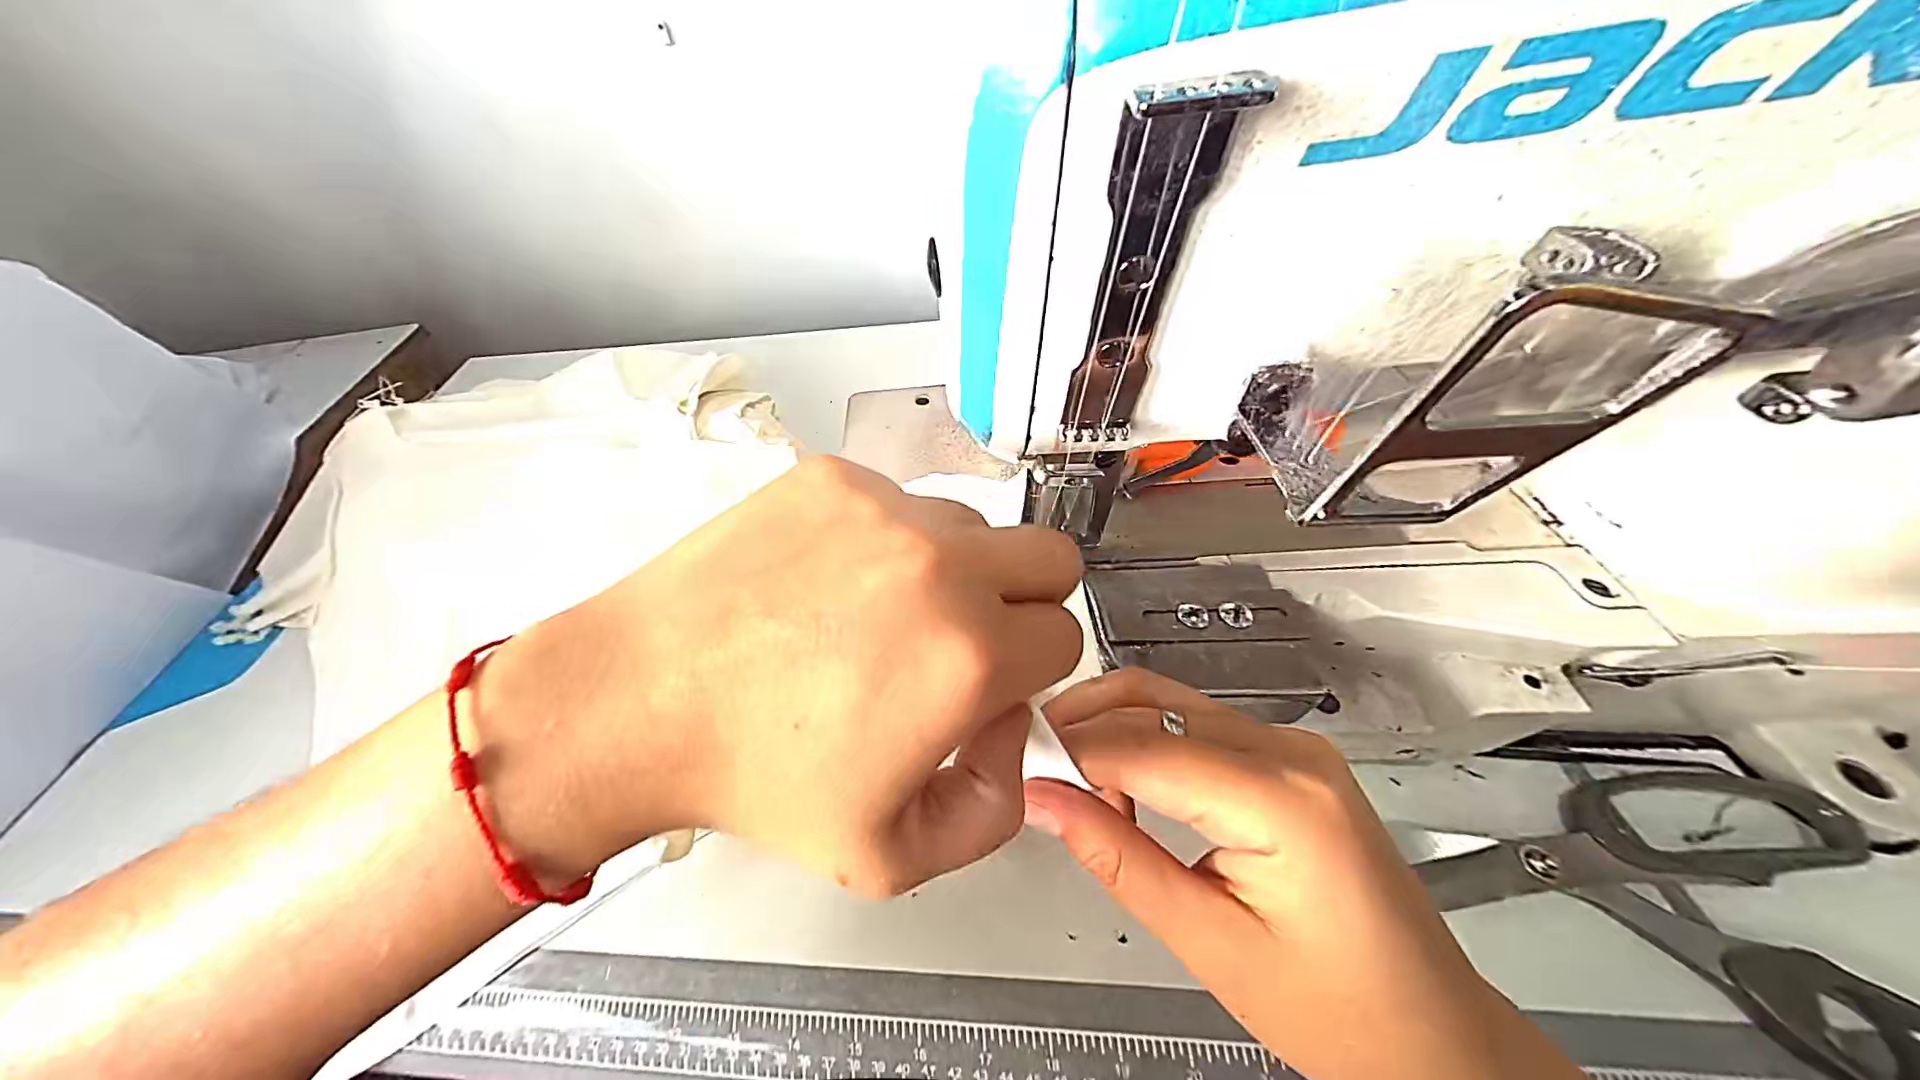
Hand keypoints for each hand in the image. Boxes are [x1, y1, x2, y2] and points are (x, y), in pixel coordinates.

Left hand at [475, 456, 1084, 895]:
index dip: (1031, 669)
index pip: (1066, 637)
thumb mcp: (893, 851)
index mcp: (968, 655)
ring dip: (953, 569)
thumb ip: (995, 807)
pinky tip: (834, 584)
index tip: (992, 681)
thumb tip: (1011, 727)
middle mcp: (938, 566)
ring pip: (974, 526)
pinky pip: (900, 502)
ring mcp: (883, 511)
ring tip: (882, 614)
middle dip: (1027, 601)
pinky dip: (887, 540)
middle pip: (1050, 558)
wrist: (636, 702)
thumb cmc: (753, 776)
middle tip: (970, 634)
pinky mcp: (834, 481)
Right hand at [1022, 670, 1582, 1079]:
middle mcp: (1291, 752)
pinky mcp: (1284, 757)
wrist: (1432, 1033)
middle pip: (1151, 701)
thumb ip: (1115, 858)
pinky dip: (1140, 739)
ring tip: (1062, 774)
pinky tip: (1116, 781)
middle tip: (1029, 761)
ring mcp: (1291, 747)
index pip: (1143, 747)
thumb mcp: (1207, 943)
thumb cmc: (1341, 1011)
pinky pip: (1192, 722)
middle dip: (1080, 723)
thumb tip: (1045, 800)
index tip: (1018, 765)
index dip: (1070, 751)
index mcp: (1283, 800)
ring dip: (1106, 726)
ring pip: (1166, 700)